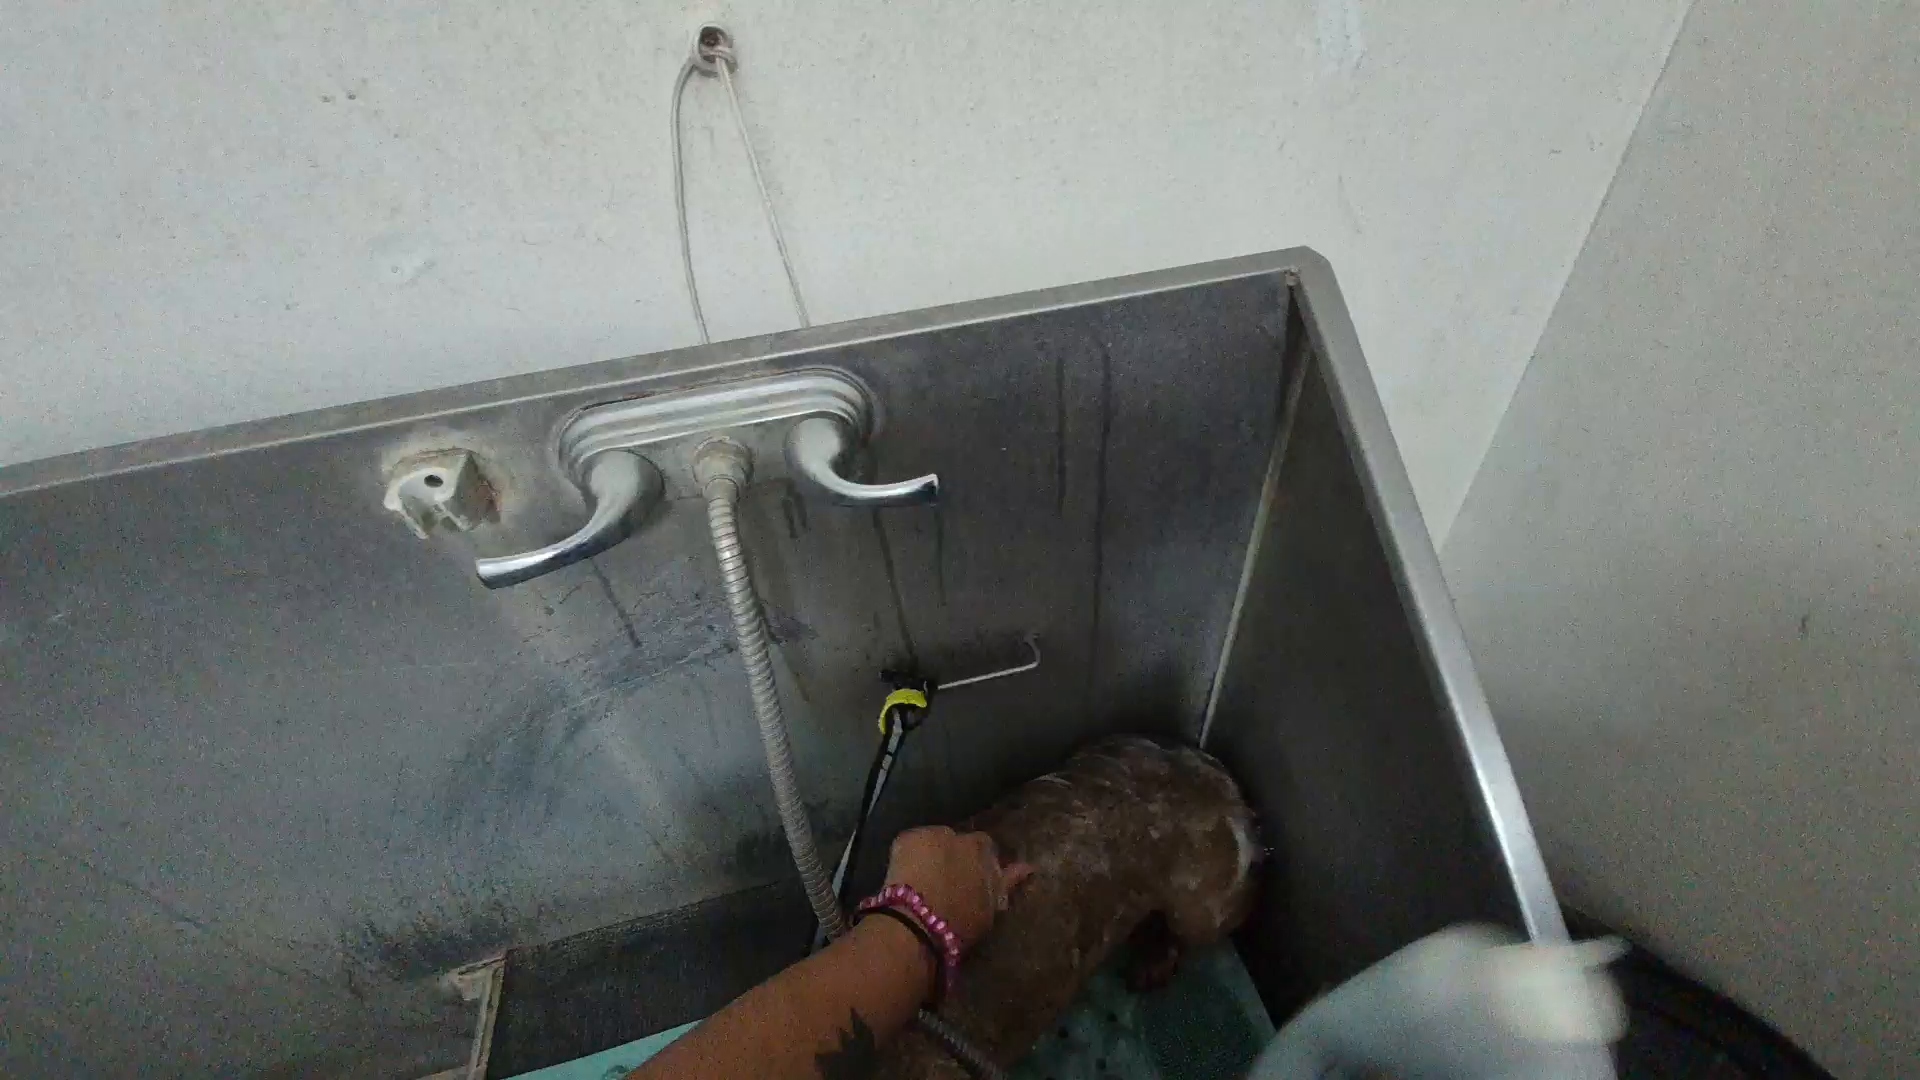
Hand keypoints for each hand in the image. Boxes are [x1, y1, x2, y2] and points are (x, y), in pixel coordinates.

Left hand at [882, 826, 1033, 951]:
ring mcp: (931, 833)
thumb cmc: (961, 924)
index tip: (970, 882)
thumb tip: (1028, 867)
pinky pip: (911, 844)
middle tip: (945, 882)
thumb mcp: (991, 907)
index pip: (985, 848)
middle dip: (954, 856)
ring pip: (934, 841)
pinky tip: (905, 876)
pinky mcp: (907, 837)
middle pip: (959, 841)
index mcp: (983, 851)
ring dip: (932, 854)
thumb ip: (1008, 883)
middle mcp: (960, 835)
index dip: (976, 864)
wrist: (917, 924)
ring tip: (922, 881)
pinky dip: (908, 856)